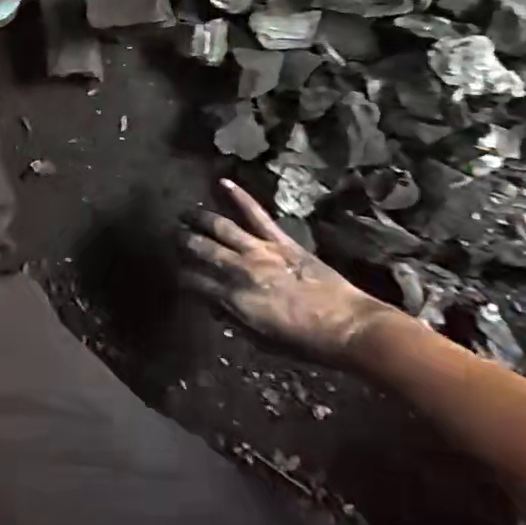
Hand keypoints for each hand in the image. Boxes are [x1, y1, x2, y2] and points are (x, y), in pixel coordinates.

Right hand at [177, 180, 401, 364]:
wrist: (351, 329)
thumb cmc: (306, 342)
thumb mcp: (261, 340)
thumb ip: (232, 318)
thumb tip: (212, 304)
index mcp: (232, 298)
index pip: (192, 281)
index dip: (181, 276)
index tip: (177, 274)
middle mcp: (239, 269)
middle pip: (199, 248)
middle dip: (182, 241)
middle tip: (173, 236)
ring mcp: (259, 251)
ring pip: (219, 226)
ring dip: (198, 218)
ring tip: (185, 214)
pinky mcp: (280, 241)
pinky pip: (255, 214)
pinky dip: (238, 196)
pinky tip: (222, 182)